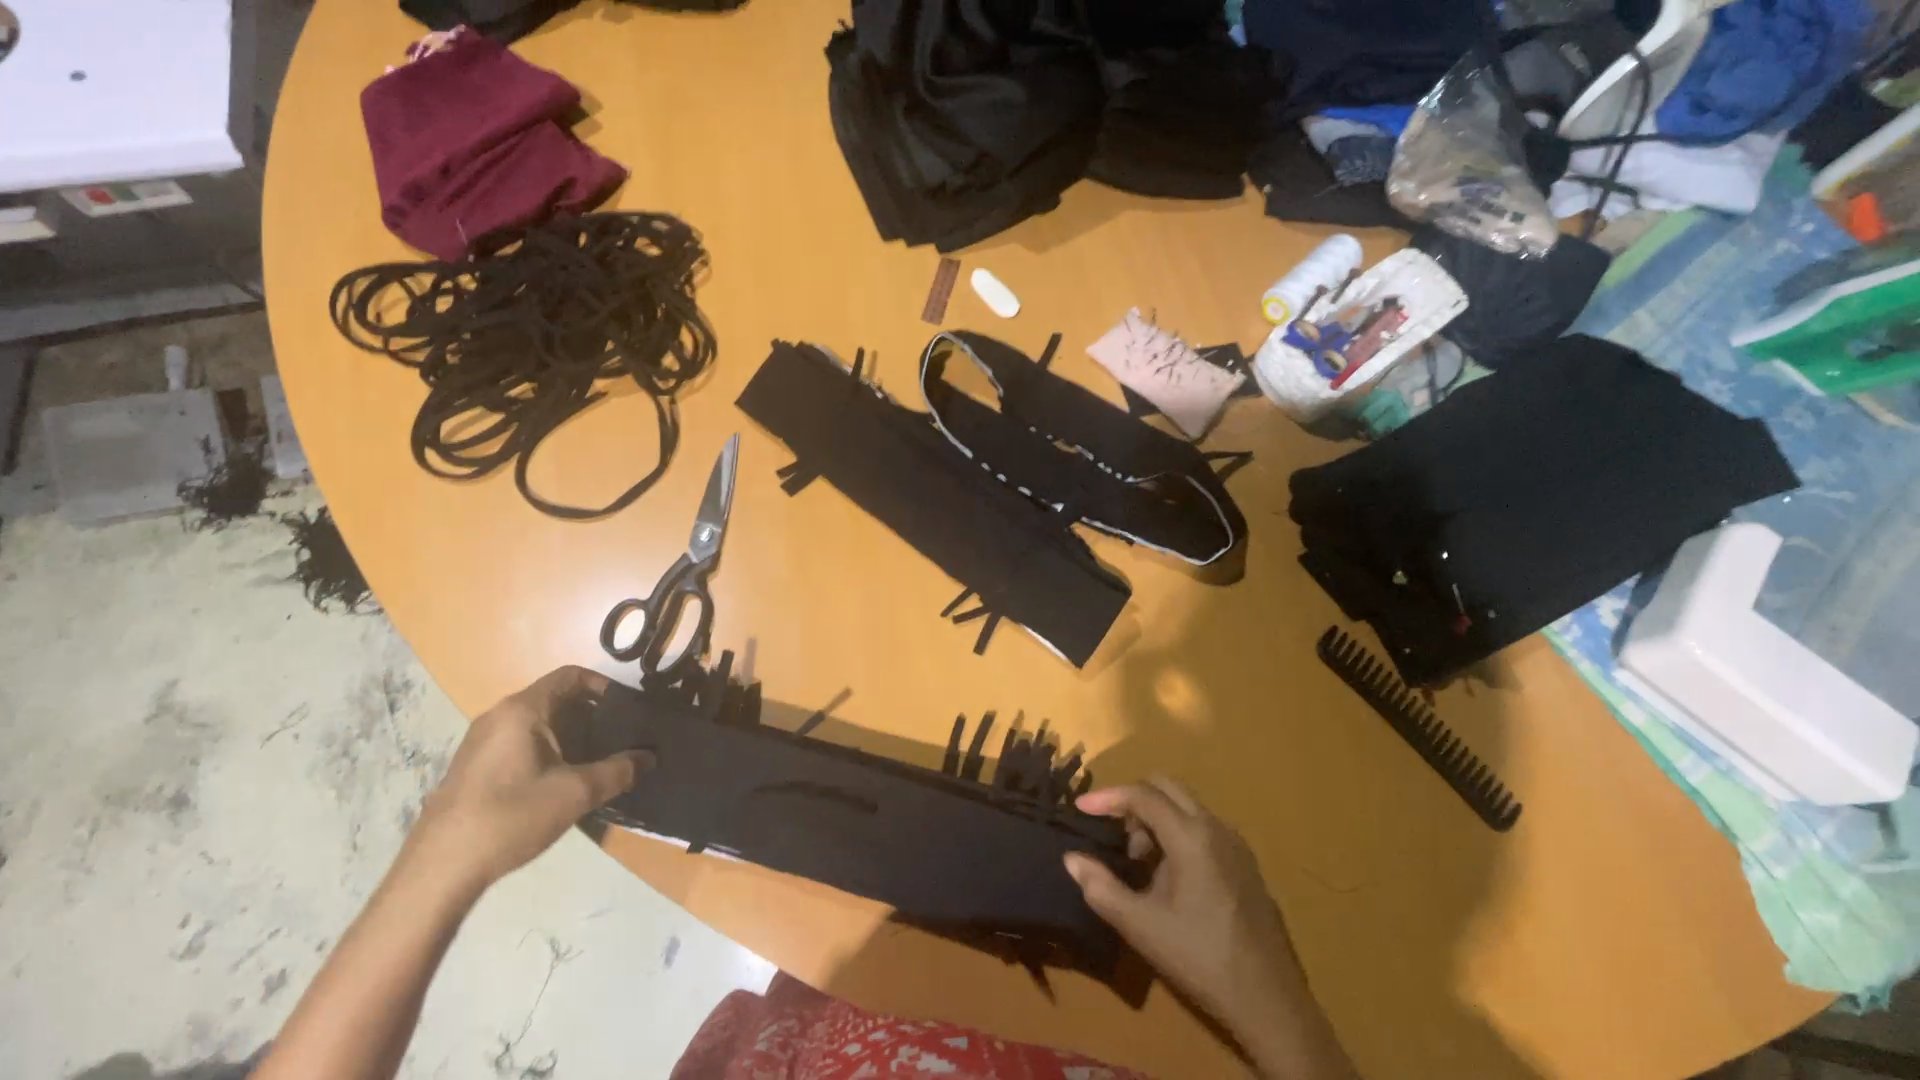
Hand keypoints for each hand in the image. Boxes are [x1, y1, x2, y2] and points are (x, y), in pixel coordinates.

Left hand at [408, 666, 650, 890]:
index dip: (604, 685)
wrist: (441, 867)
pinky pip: (520, 743)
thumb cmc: (511, 816)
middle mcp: (498, 716)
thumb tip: (649, 757)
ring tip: (599, 760)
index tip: (629, 708)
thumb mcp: (576, 794)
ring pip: (537, 723)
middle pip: (554, 699)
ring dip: (571, 735)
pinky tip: (562, 782)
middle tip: (622, 737)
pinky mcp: (474, 767)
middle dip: (592, 714)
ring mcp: (482, 742)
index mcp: (522, 710)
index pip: (570, 676)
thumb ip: (618, 771)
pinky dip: (548, 750)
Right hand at [1064, 778, 1357, 1078]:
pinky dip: (1178, 835)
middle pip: (1168, 788)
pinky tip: (1168, 878)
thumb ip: (1102, 888)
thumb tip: (1072, 859)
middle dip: (1134, 802)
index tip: (1080, 808)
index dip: (1107, 797)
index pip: (1143, 795)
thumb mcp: (1142, 926)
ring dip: (1156, 820)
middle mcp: (1217, 828)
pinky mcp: (1246, 865)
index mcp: (1191, 837)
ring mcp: (1237, 845)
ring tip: (1137, 864)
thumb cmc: (1200, 958)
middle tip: (1112, 835)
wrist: (1269, 999)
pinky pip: (1204, 829)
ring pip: (1188, 808)